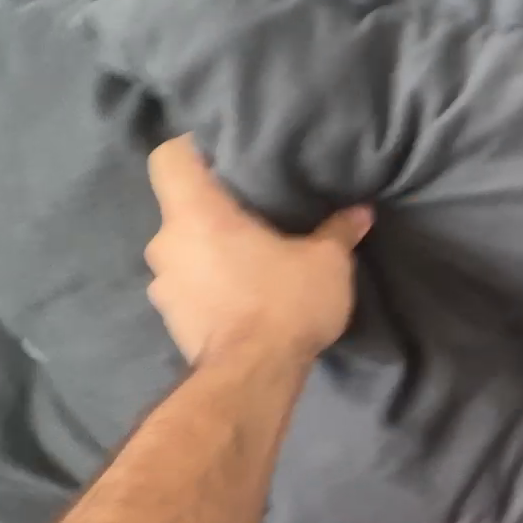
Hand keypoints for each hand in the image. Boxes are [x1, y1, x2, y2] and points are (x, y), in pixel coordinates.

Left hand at [144, 134, 371, 366]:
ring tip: (256, 265)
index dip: (195, 150)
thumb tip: (360, 211)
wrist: (253, 373)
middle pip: (183, 208)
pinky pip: (191, 286)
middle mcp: (166, 241)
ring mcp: (162, 282)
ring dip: (215, 253)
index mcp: (197, 214)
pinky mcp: (172, 316)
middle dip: (218, 212)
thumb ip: (339, 231)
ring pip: (187, 250)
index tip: (228, 156)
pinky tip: (248, 299)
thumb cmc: (285, 301)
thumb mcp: (329, 262)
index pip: (170, 157)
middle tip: (259, 218)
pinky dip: (214, 286)